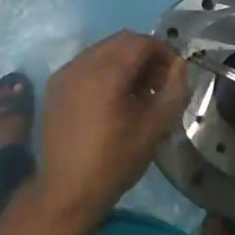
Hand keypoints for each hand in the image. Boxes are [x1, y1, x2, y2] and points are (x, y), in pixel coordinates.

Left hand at [36, 31, 187, 223]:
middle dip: (145, 55)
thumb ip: (174, 89)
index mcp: (107, 72)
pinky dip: (104, 70)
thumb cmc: (115, 161)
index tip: (174, 75)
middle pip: (122, 41)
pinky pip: (86, 63)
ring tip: (137, 93)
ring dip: (125, 61)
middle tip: (159, 83)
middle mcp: (82, 64)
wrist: (67, 193)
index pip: (141, 42)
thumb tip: (179, 65)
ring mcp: (65, 73)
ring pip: (103, 50)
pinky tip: (112, 98)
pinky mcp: (55, 86)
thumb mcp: (155, 127)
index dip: (164, 52)